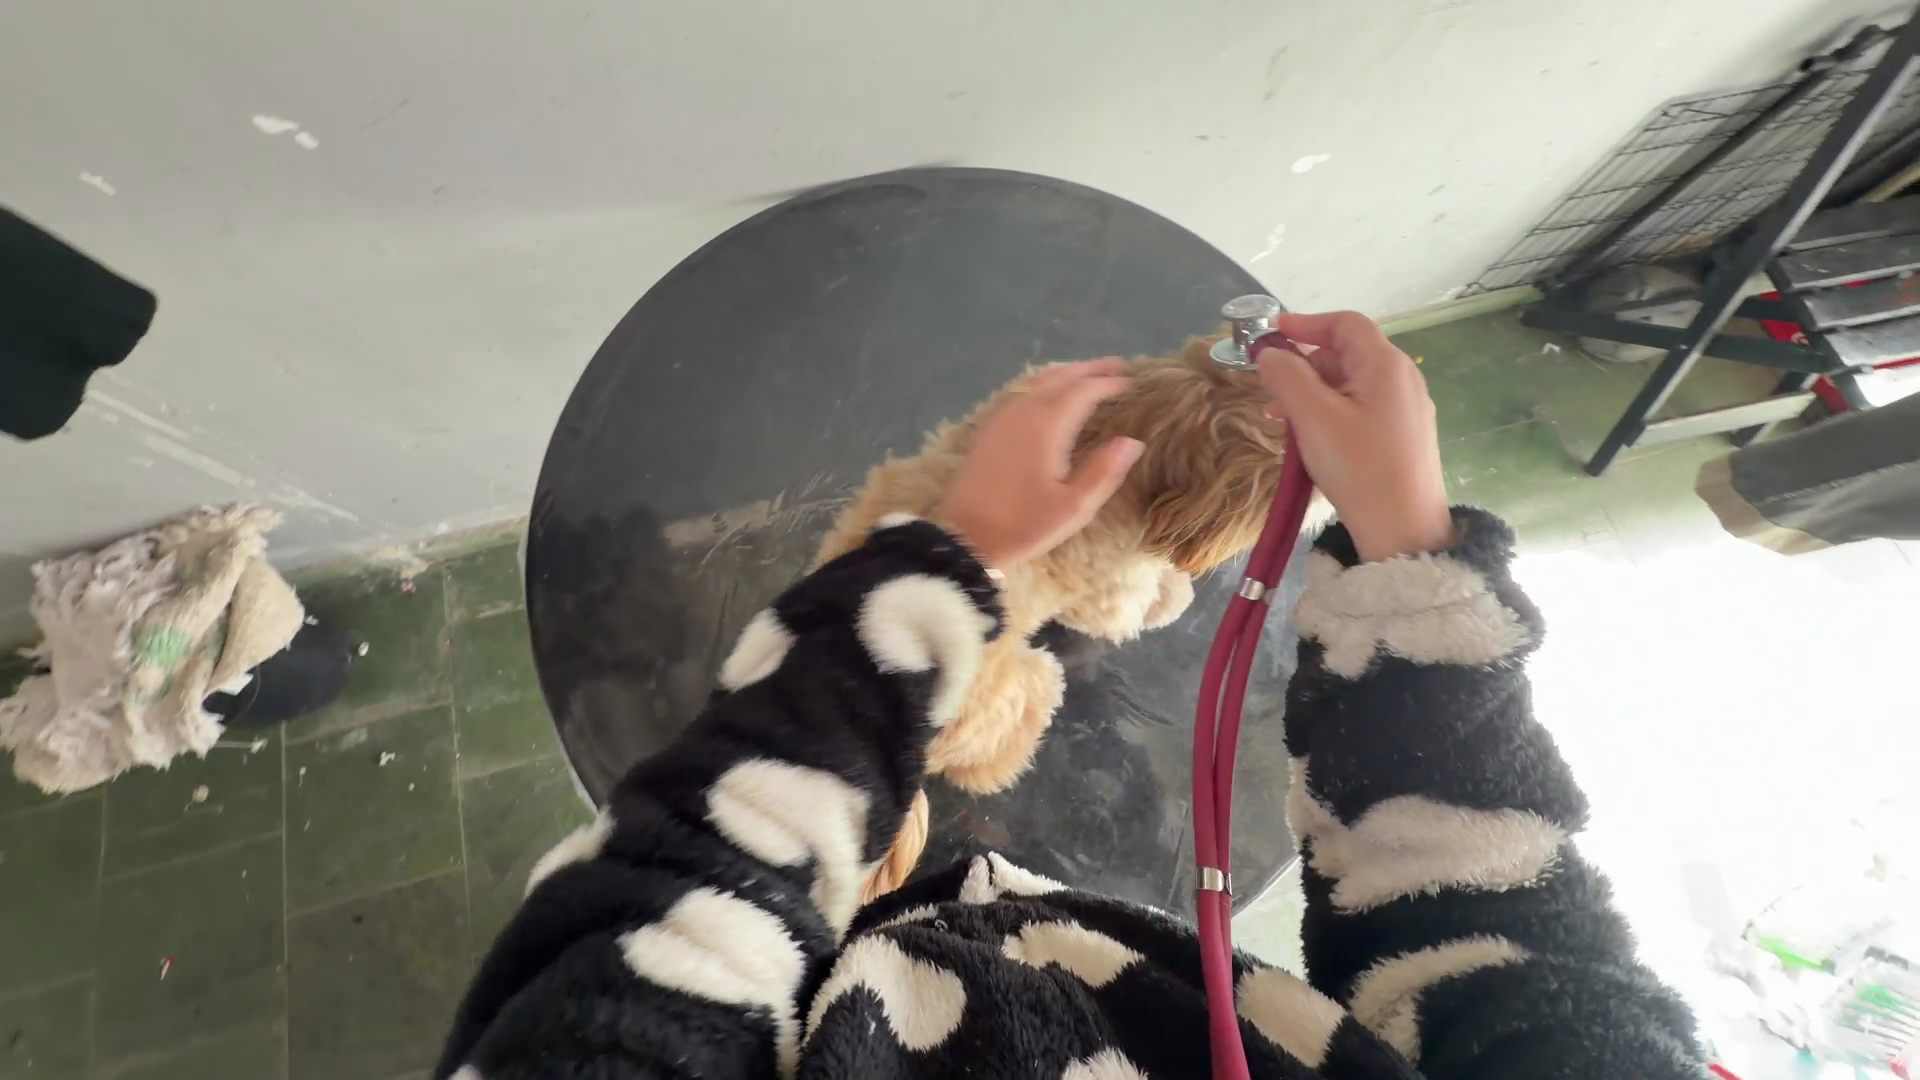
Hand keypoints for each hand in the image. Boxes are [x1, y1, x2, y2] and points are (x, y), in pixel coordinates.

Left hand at [938, 359, 1145, 568]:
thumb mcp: (1072, 507)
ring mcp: (1000, 418)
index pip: (1082, 391)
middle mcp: (1022, 412)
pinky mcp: (986, 429)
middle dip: (1087, 369)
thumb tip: (1132, 442)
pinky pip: (1017, 392)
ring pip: (1034, 381)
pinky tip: (1044, 391)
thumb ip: (1104, 471)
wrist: (965, 537)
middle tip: (1114, 365)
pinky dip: (1038, 383)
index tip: (1129, 382)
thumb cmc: (1023, 525)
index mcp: (1046, 426)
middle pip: (1058, 378)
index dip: (1106, 384)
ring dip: (1062, 373)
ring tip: (1085, 373)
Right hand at [1257, 311, 1453, 561]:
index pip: (1345, 324)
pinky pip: (1359, 406)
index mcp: (1384, 366)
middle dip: (1304, 364)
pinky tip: (1309, 436)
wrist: (1402, 527)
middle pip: (1346, 353)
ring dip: (1312, 392)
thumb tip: (1269, 352)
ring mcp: (1405, 407)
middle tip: (1270, 389)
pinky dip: (1328, 411)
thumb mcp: (1313, 419)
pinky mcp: (1401, 434)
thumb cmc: (1357, 466)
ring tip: (1281, 419)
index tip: (1271, 333)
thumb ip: (1287, 378)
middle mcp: (1401, 378)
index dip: (1306, 323)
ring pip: (1350, 383)